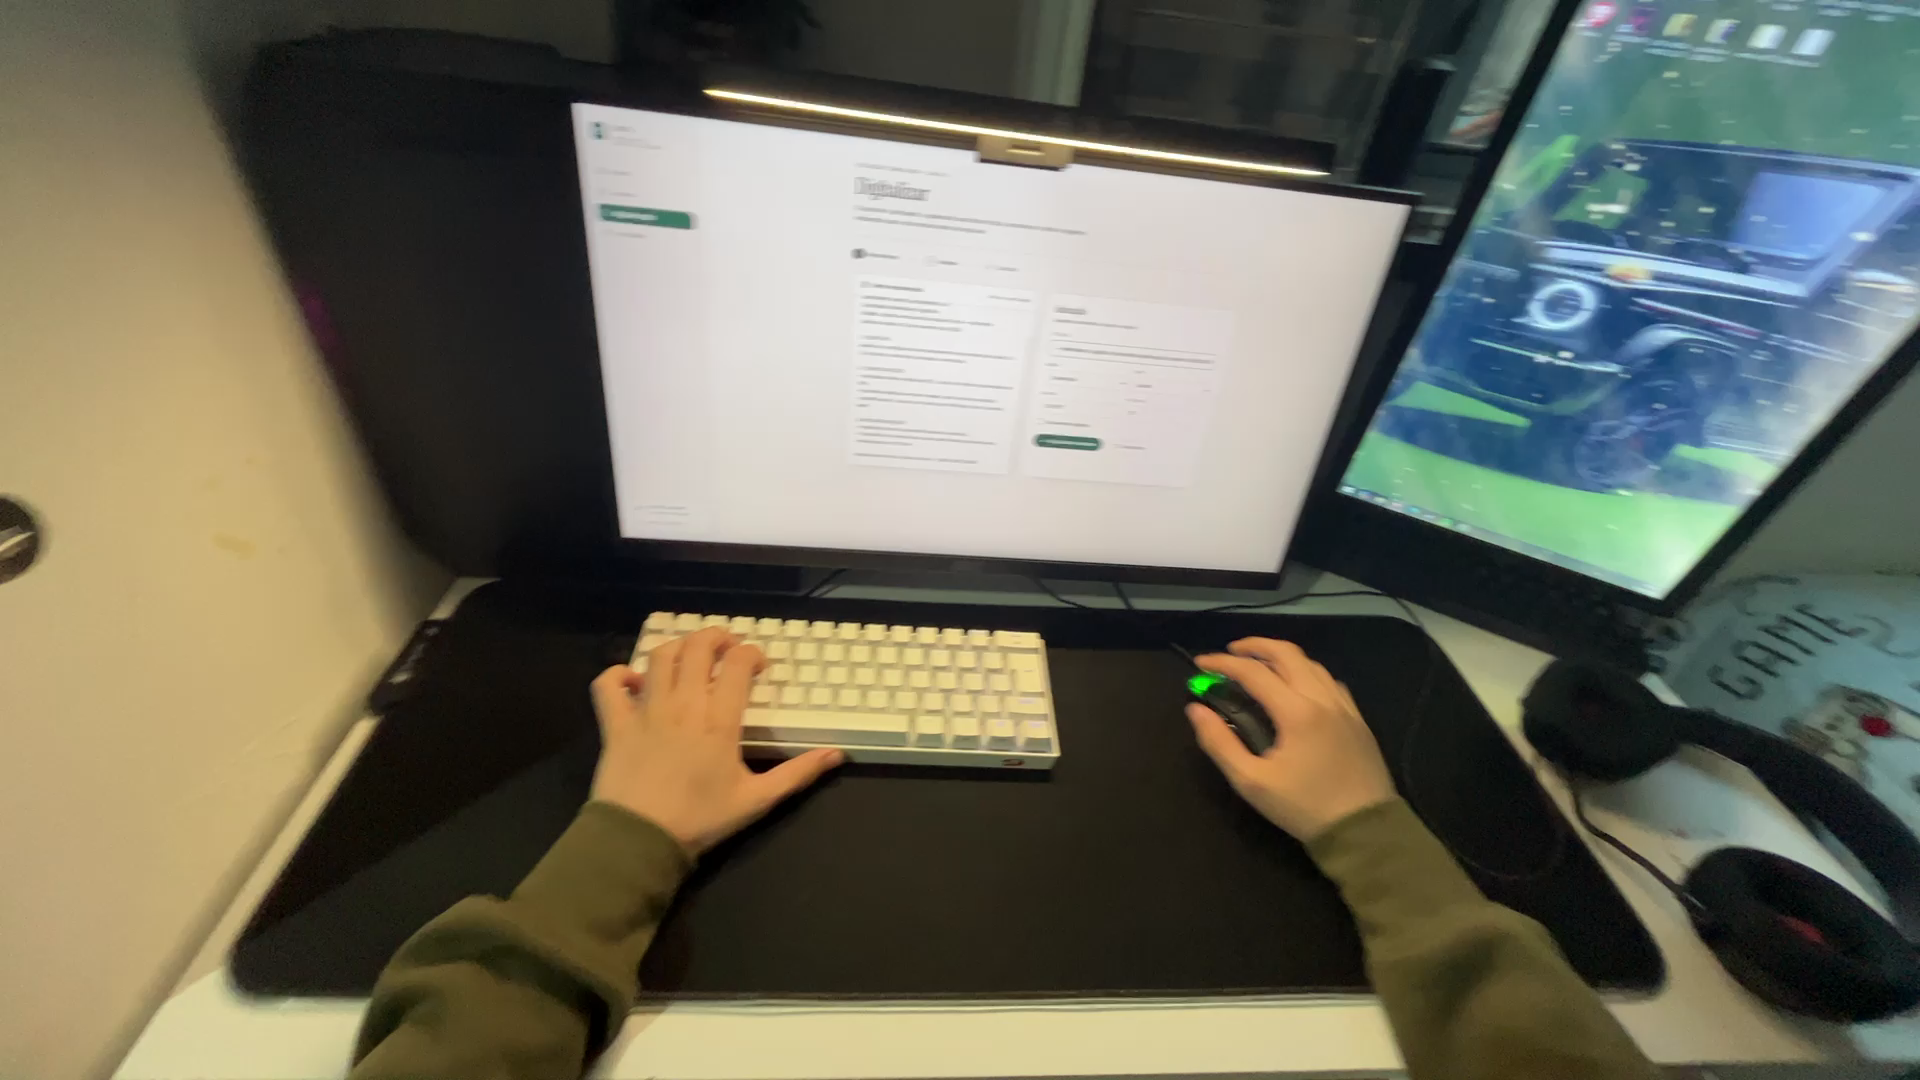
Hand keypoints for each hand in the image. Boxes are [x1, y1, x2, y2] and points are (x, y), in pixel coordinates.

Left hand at [590, 626, 843, 854]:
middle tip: (726, 647)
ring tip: (689, 656)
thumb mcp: (757, 799)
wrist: (638, 842)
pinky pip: (608, 684)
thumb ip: (798, 774)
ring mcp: (646, 710)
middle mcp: (684, 704)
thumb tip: (837, 754)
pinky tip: (633, 680)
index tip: (758, 664)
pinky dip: (618, 674)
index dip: (751, 653)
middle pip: (697, 647)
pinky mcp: (616, 723)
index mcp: (719, 719)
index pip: (737, 663)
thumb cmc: (701, 819)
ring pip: (659, 656)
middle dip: (715, 637)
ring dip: (677, 647)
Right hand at [1187, 638, 1394, 840]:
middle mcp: (1322, 699)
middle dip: (1254, 646)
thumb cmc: (1304, 807)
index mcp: (1296, 712)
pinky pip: (1328, 680)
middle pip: (1286, 653)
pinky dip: (1305, 671)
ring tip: (1258, 664)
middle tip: (1229, 652)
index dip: (1222, 663)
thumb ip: (1219, 742)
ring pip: (1310, 663)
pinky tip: (1295, 685)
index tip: (1200, 664)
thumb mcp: (1251, 782)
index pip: (1253, 672)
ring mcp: (1344, 707)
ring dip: (1280, 656)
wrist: (1366, 832)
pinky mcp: (1358, 719)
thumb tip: (1195, 709)